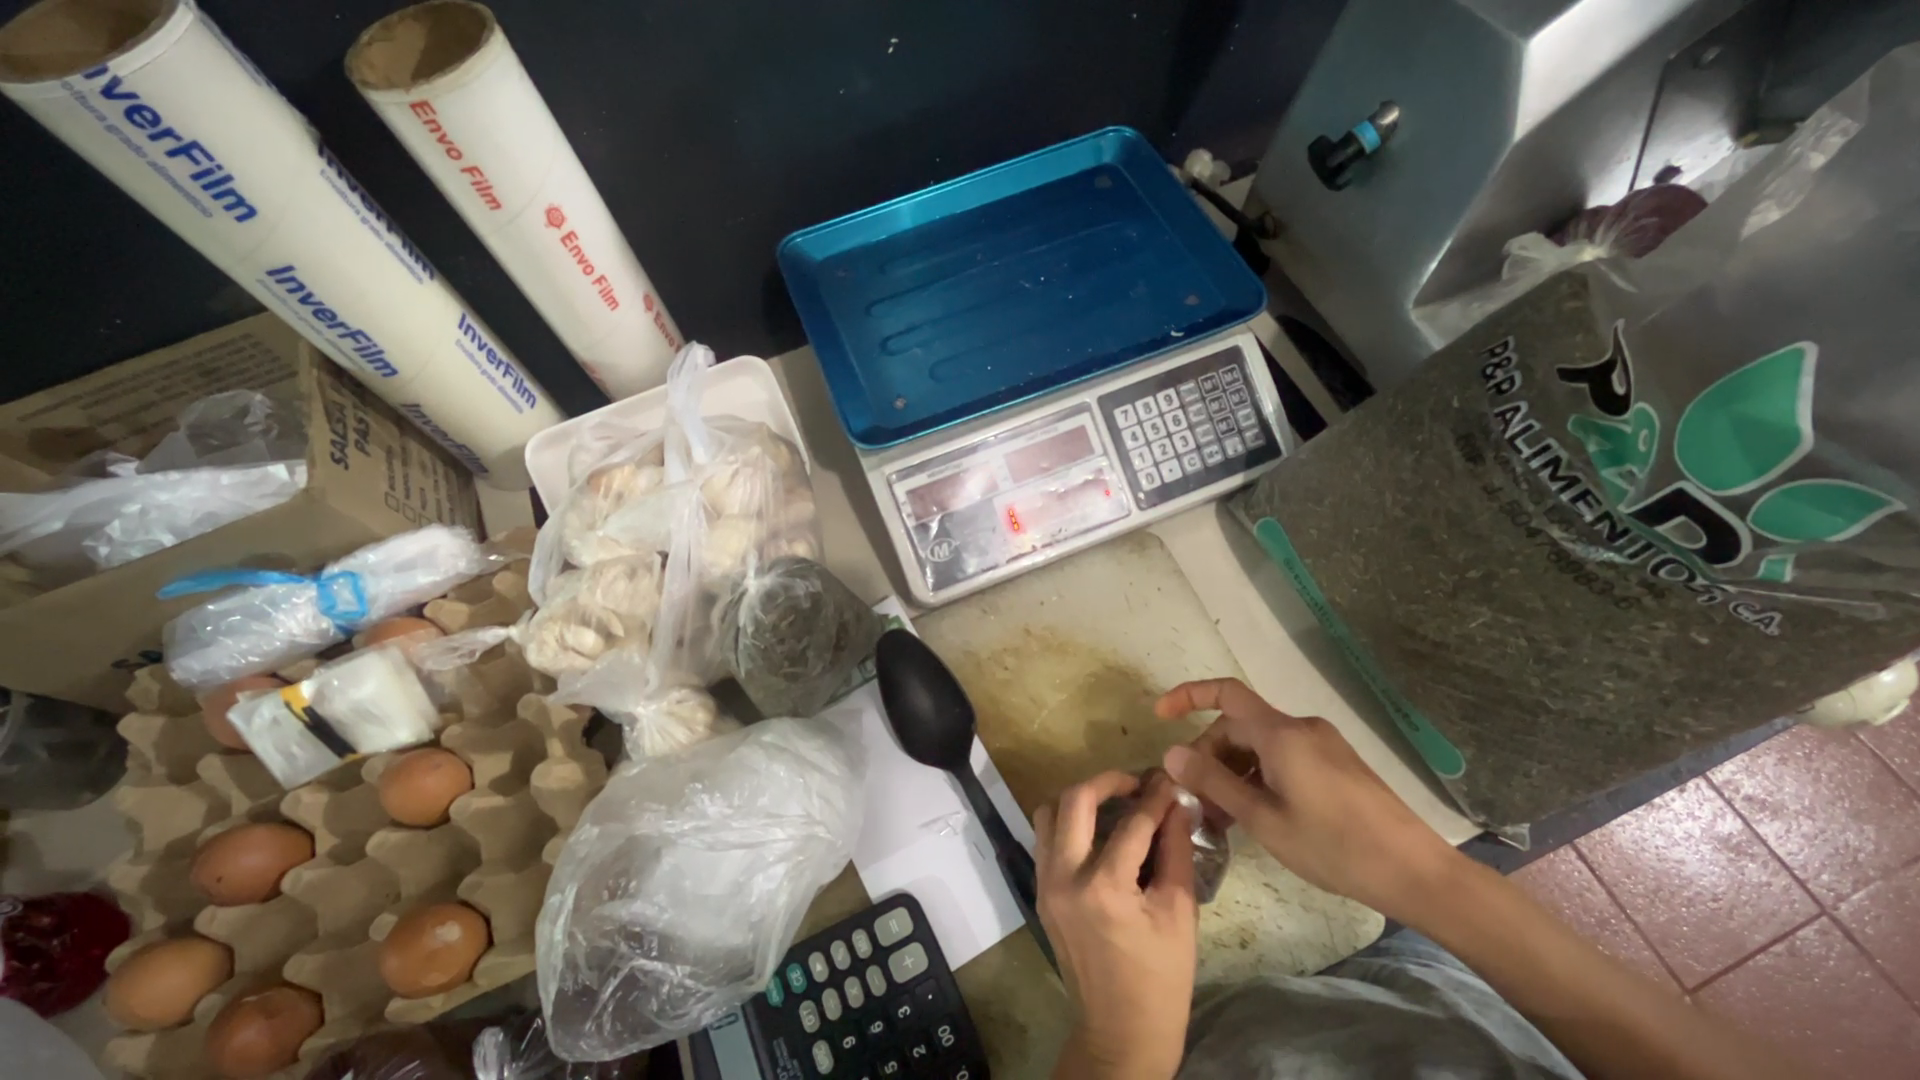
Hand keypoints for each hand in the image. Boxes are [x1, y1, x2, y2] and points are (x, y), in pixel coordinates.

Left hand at [1035, 770, 1196, 1079]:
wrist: (1120, 1032)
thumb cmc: (1161, 979)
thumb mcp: (1179, 913)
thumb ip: (1176, 851)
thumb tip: (1177, 806)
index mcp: (1104, 887)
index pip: (1131, 822)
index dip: (1156, 797)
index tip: (1171, 782)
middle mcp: (1064, 877)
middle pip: (1073, 800)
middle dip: (1107, 782)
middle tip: (1137, 784)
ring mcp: (1045, 885)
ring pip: (1048, 815)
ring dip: (1079, 801)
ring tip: (1114, 804)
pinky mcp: (1040, 893)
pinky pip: (1046, 841)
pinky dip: (1069, 826)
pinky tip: (1100, 834)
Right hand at [1157, 679, 1459, 920]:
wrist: (1414, 871)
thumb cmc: (1333, 846)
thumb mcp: (1263, 819)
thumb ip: (1214, 783)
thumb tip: (1171, 753)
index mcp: (1281, 734)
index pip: (1225, 694)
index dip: (1188, 696)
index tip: (1160, 716)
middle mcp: (1302, 728)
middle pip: (1239, 726)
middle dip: (1210, 757)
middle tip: (1196, 803)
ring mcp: (1323, 745)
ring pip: (1262, 746)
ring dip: (1235, 772)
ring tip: (1223, 819)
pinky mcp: (1337, 764)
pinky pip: (1285, 757)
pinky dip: (1260, 776)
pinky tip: (1258, 815)